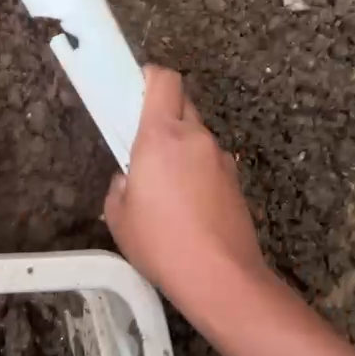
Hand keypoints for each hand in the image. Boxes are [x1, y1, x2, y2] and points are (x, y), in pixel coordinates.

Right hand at [104, 66, 267, 298]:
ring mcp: (220, 159)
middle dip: (163, 112)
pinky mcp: (235, 182)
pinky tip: (188, 206)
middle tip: (144, 139)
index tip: (135, 87)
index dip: (150, 76)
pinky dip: (197, 170)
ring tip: (167, 184)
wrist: (223, 279)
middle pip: (182, 102)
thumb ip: (120, 186)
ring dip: (182, 145)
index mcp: (161, 135)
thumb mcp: (119, 216)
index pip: (164, 80)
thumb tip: (130, 179)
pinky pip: (210, 161)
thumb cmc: (162, 243)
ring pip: (197, 134)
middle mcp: (195, 137)